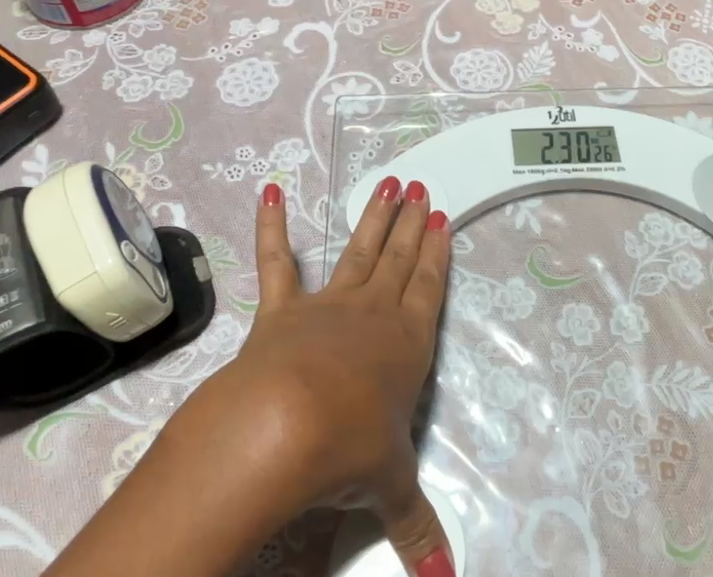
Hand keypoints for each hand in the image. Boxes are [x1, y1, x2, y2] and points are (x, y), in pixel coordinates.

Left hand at [178, 178, 454, 571]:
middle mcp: (373, 314)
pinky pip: (276, 262)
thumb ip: (417, 530)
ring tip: (385, 182)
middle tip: (418, 186)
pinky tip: (271, 190)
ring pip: (357, 251)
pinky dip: (272, 226)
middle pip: (398, 259)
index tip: (441, 218)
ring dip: (372, 217)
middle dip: (409, 224)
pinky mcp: (280, 310)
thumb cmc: (350, 449)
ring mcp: (326, 306)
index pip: (429, 288)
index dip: (436, 253)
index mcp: (407, 345)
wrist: (285, 425)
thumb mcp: (390, 489)